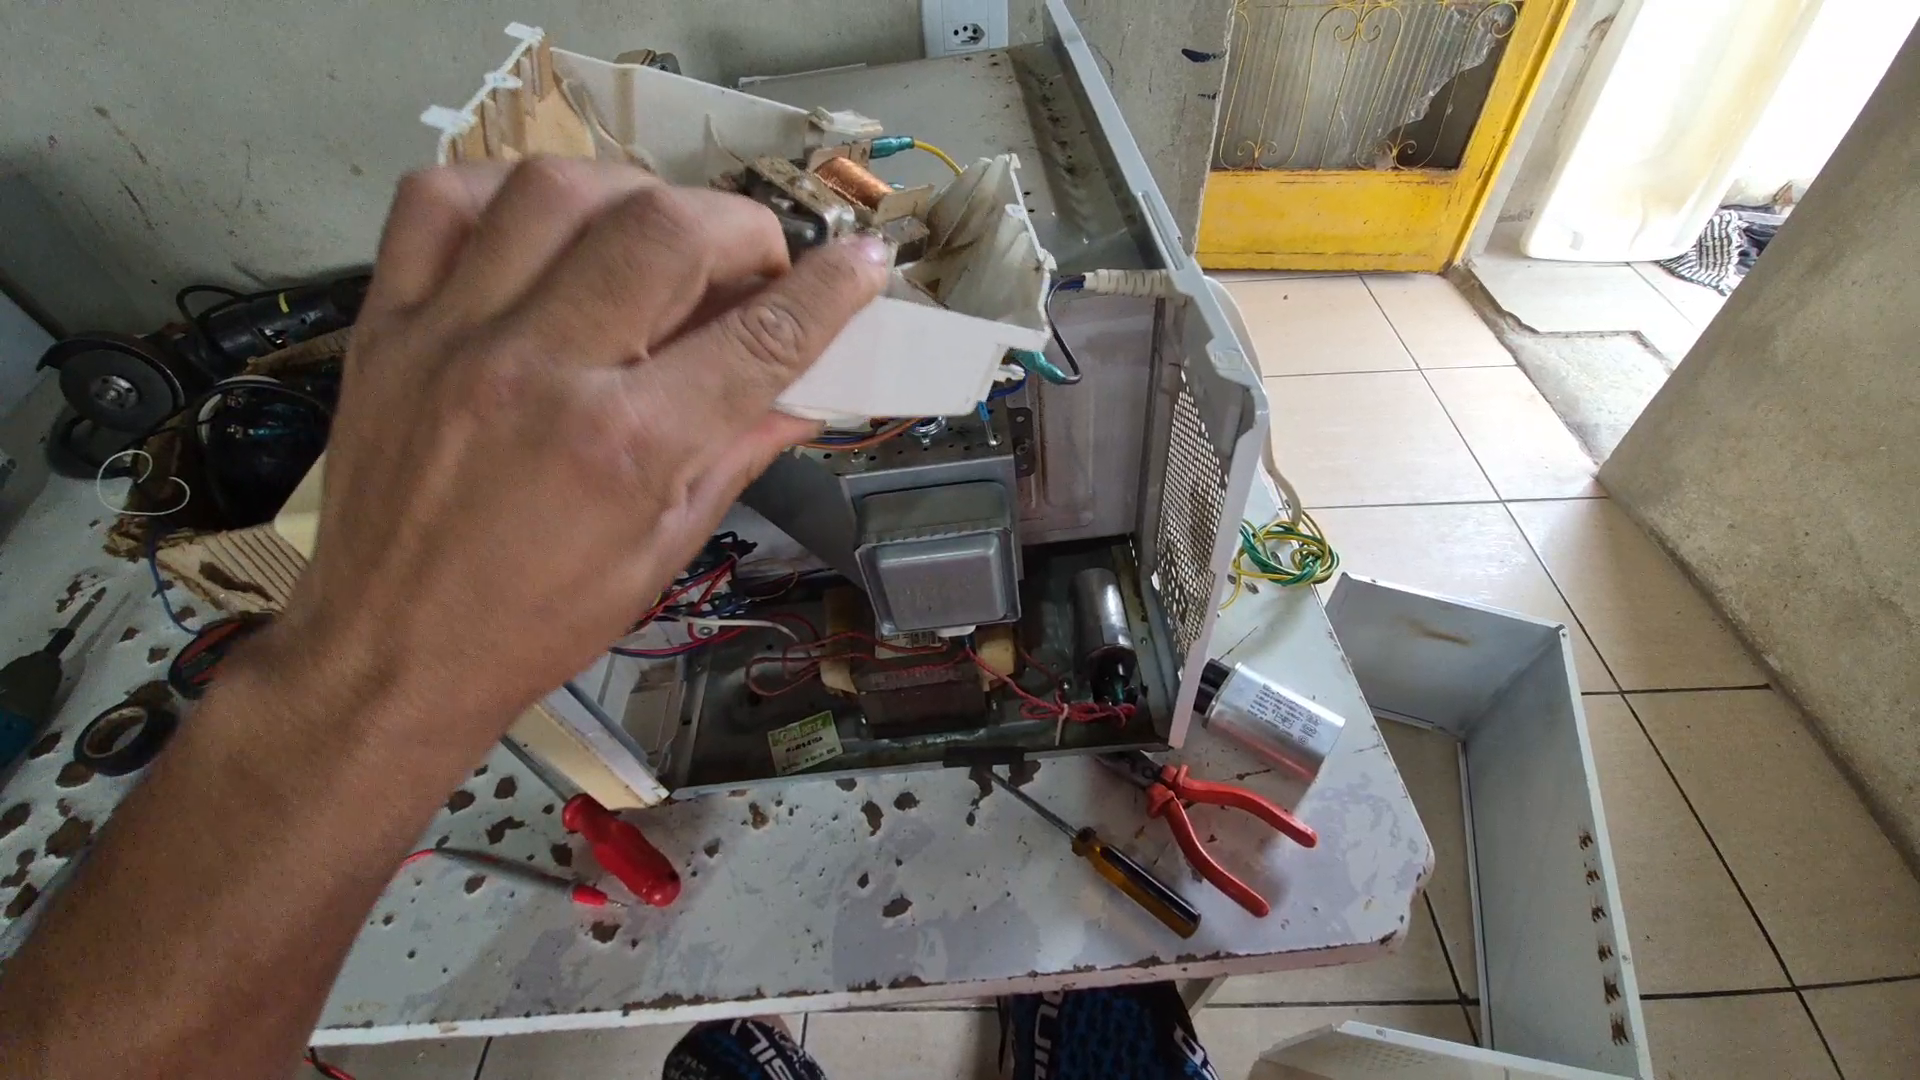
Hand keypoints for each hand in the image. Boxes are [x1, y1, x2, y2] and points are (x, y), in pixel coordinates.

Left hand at [263, 158, 888, 737]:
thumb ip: (739, 452)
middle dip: (743, 229)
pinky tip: (558, 230)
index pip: (759, 338)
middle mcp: (544, 369)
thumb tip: (805, 395)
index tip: (867, 263)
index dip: (830, 291)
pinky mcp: (388, 321)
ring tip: (667, 240)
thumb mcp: (668, 547)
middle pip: (668, 231)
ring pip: (561, 188)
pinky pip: (444, 197)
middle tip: (759, 265)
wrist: (393, 650)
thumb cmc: (550, 618)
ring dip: (642, 197)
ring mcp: (453, 333)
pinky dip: (518, 192)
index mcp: (628, 446)